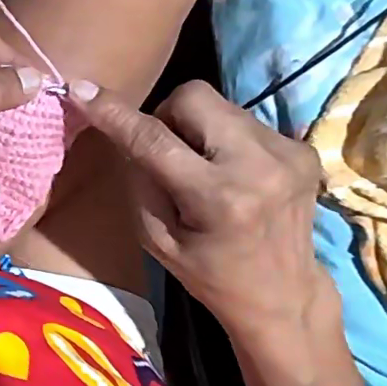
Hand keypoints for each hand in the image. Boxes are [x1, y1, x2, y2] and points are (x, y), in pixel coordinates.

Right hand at [72, 79, 340, 375]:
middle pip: (193, 97)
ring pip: (218, 103)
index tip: (83, 90)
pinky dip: (221, 136)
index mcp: (218, 198)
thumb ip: (140, 179)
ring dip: (195, 127)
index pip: (153, 139)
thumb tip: (125, 128)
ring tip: (200, 167)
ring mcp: (288, 151)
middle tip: (164, 151)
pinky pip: (241, 118)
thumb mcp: (156, 238)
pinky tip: (228, 170)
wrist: (285, 294)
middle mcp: (259, 165)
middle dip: (166, 115)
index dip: (115, 113)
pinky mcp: (303, 146)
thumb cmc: (209, 273)